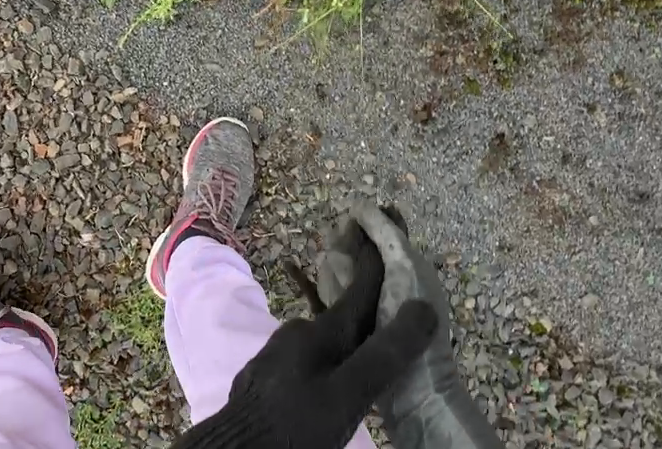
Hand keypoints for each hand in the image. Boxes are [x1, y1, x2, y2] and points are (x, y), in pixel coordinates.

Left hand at [173, 229, 437, 448]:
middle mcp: (299, 333)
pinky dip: (335, 353)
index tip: (386, 234)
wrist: (239, 448)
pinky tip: (341, 369)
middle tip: (393, 295)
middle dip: (368, 302)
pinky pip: (314, 356)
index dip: (376, 267)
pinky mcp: (274, 375)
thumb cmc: (294, 423)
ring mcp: (283, 353)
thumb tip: (422, 308)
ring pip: (328, 337)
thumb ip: (383, 355)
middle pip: (344, 314)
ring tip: (375, 336)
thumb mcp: (347, 394)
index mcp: (320, 332)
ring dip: (351, 333)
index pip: (358, 293)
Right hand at [316, 204, 506, 448]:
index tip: (347, 230)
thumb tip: (357, 202)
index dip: (354, 224)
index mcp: (401, 258)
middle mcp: (380, 271)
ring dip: (335, 277)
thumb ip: (384, 232)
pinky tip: (328, 299)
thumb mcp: (405, 267)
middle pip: (344, 242)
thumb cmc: (410, 319)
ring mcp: (360, 294)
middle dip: (342, 254)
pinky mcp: (342, 314)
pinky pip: (322, 289)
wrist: (407, 384)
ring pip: (330, 265)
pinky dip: (323, 291)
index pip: (367, 224)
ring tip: (345, 297)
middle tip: (348, 271)